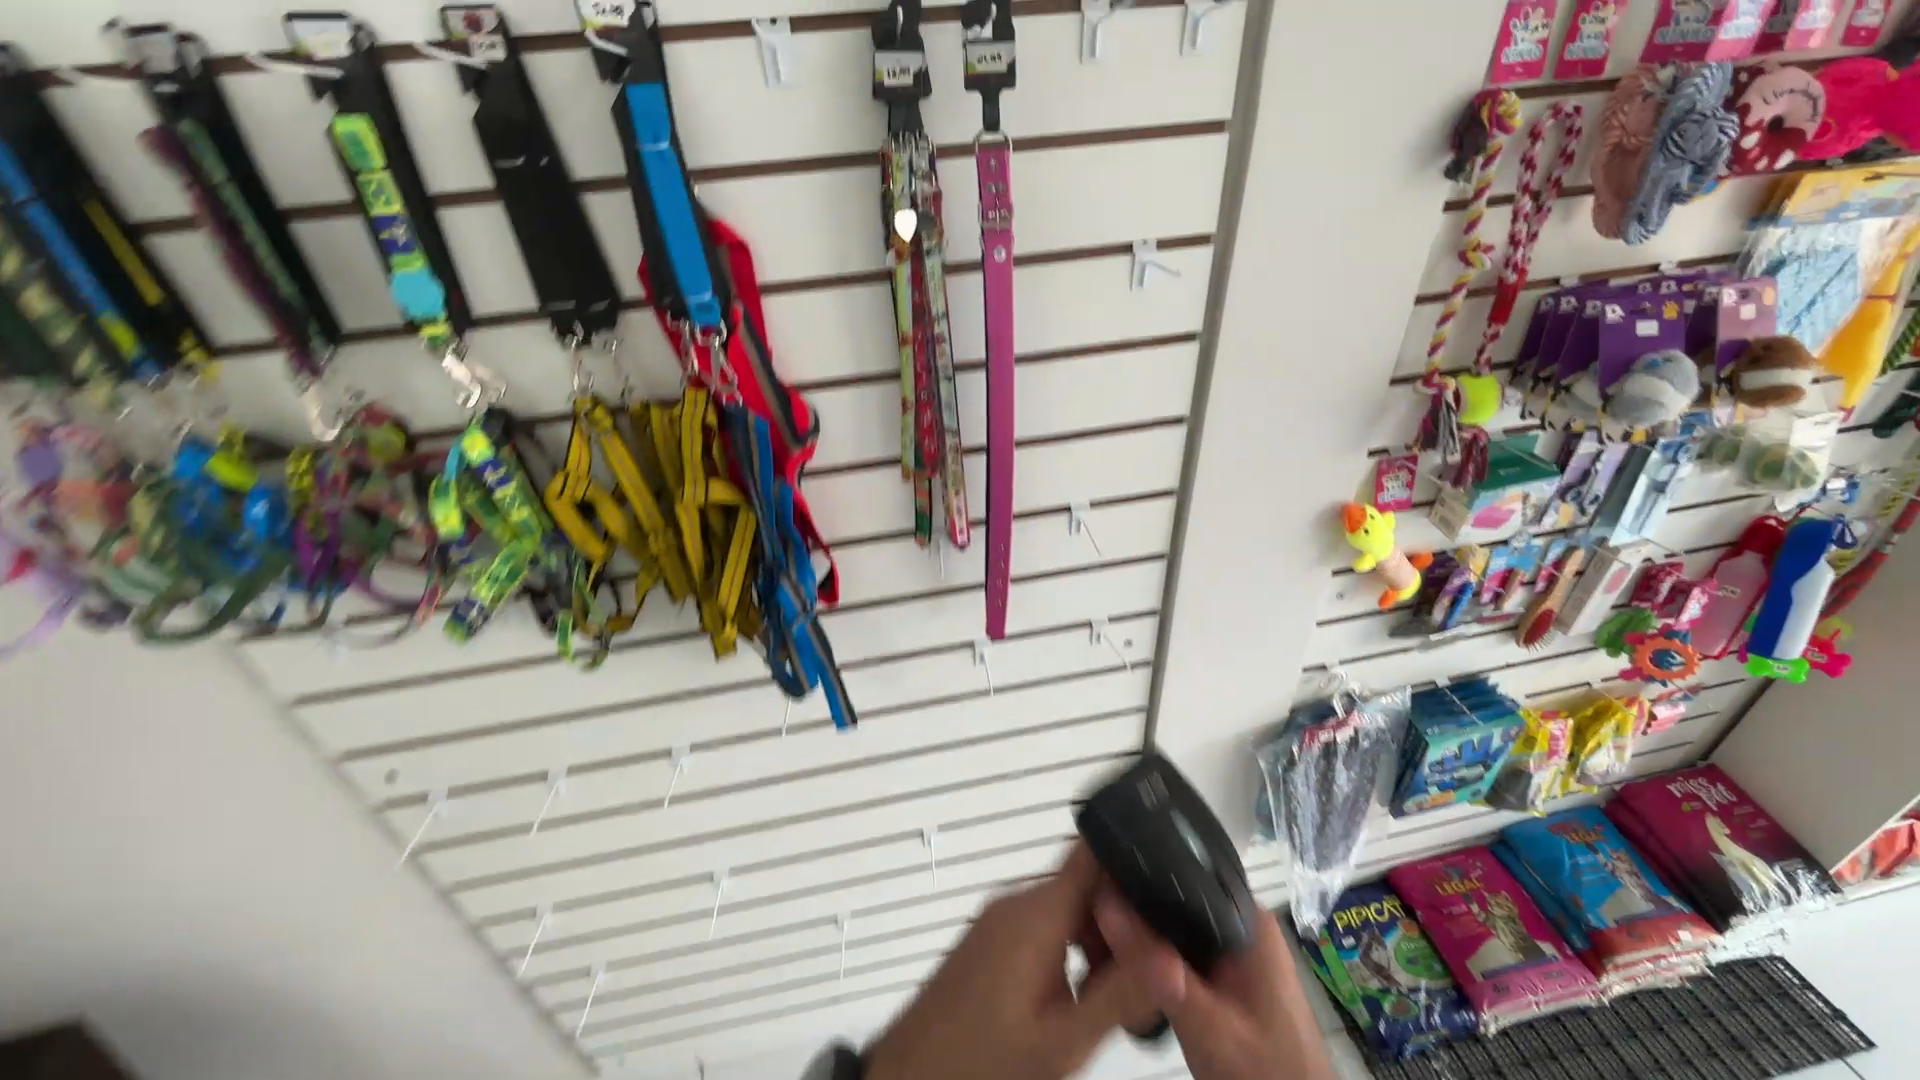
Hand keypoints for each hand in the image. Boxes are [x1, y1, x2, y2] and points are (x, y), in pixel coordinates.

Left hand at [863, 844, 1182, 1079]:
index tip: (1164, 894)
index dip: (1132, 865)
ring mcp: (997, 919)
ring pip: (1064, 908)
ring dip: (1093, 941)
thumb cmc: (981, 1062)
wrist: (910, 1074)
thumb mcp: (1063, 1040)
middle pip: (1085, 887)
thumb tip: (1169, 956)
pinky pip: (1040, 924)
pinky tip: (1069, 997)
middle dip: (1119, 922)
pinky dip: (1066, 948)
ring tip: (1105, 996)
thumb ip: (1119, 994)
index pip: (1092, 855)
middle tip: (1140, 974)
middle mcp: (1014, 903)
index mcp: (1035, 914)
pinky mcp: (988, 938)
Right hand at [1093, 888, 1336, 1079]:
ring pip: (1172, 925)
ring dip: (1139, 932)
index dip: (1133, 876)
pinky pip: (1179, 949)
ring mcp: (1233, 948)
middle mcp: (1241, 922)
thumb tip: (1106, 905)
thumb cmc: (1266, 1069)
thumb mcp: (1206, 1023)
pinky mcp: (1224, 972)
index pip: (1179, 875)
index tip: (1091, 885)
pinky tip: (1122, 964)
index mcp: (1246, 917)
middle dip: (1131, 907)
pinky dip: (1151, 955)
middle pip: (1172, 899)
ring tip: (1093, 937)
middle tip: (1084, 916)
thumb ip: (1156, 969)